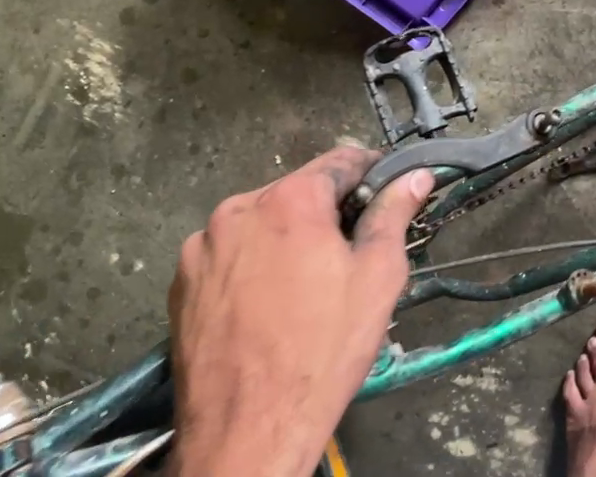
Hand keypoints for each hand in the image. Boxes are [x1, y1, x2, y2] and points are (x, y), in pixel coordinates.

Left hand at [167, 147, 434, 476]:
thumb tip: (415, 175)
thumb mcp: (376, 278)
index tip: (386, 190)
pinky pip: (228, 254)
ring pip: (260, 223)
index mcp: (290, 200)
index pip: (339, 162)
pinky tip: (268, 302)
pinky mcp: (180, 283)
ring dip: (286, 236)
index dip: (369, 172)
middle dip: (327, 211)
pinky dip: (252, 263)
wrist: (246, 432)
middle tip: (352, 250)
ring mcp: (201, 247)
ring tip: (307, 283)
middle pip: (297, 192)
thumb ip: (393, 215)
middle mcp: (238, 209)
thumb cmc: (322, 350)